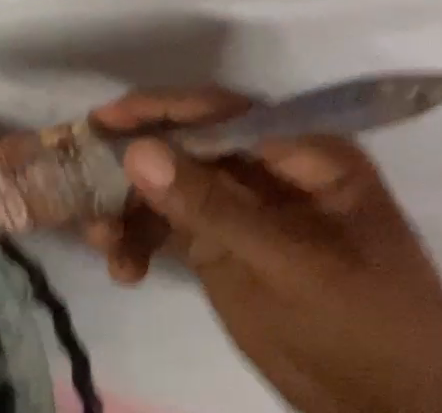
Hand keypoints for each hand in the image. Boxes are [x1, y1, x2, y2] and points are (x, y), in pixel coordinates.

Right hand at [86, 88, 441, 412]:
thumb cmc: (360, 330)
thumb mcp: (285, 265)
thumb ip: (210, 205)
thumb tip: (135, 149)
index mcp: (307, 159)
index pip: (223, 113)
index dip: (160, 111)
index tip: (101, 121)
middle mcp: (268, 171)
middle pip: (181, 145)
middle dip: (129, 168)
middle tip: (80, 178)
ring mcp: (241, 206)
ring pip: (162, 183)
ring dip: (125, 208)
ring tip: (101, 241)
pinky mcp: (219, 241)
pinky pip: (163, 221)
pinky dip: (136, 238)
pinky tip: (124, 267)